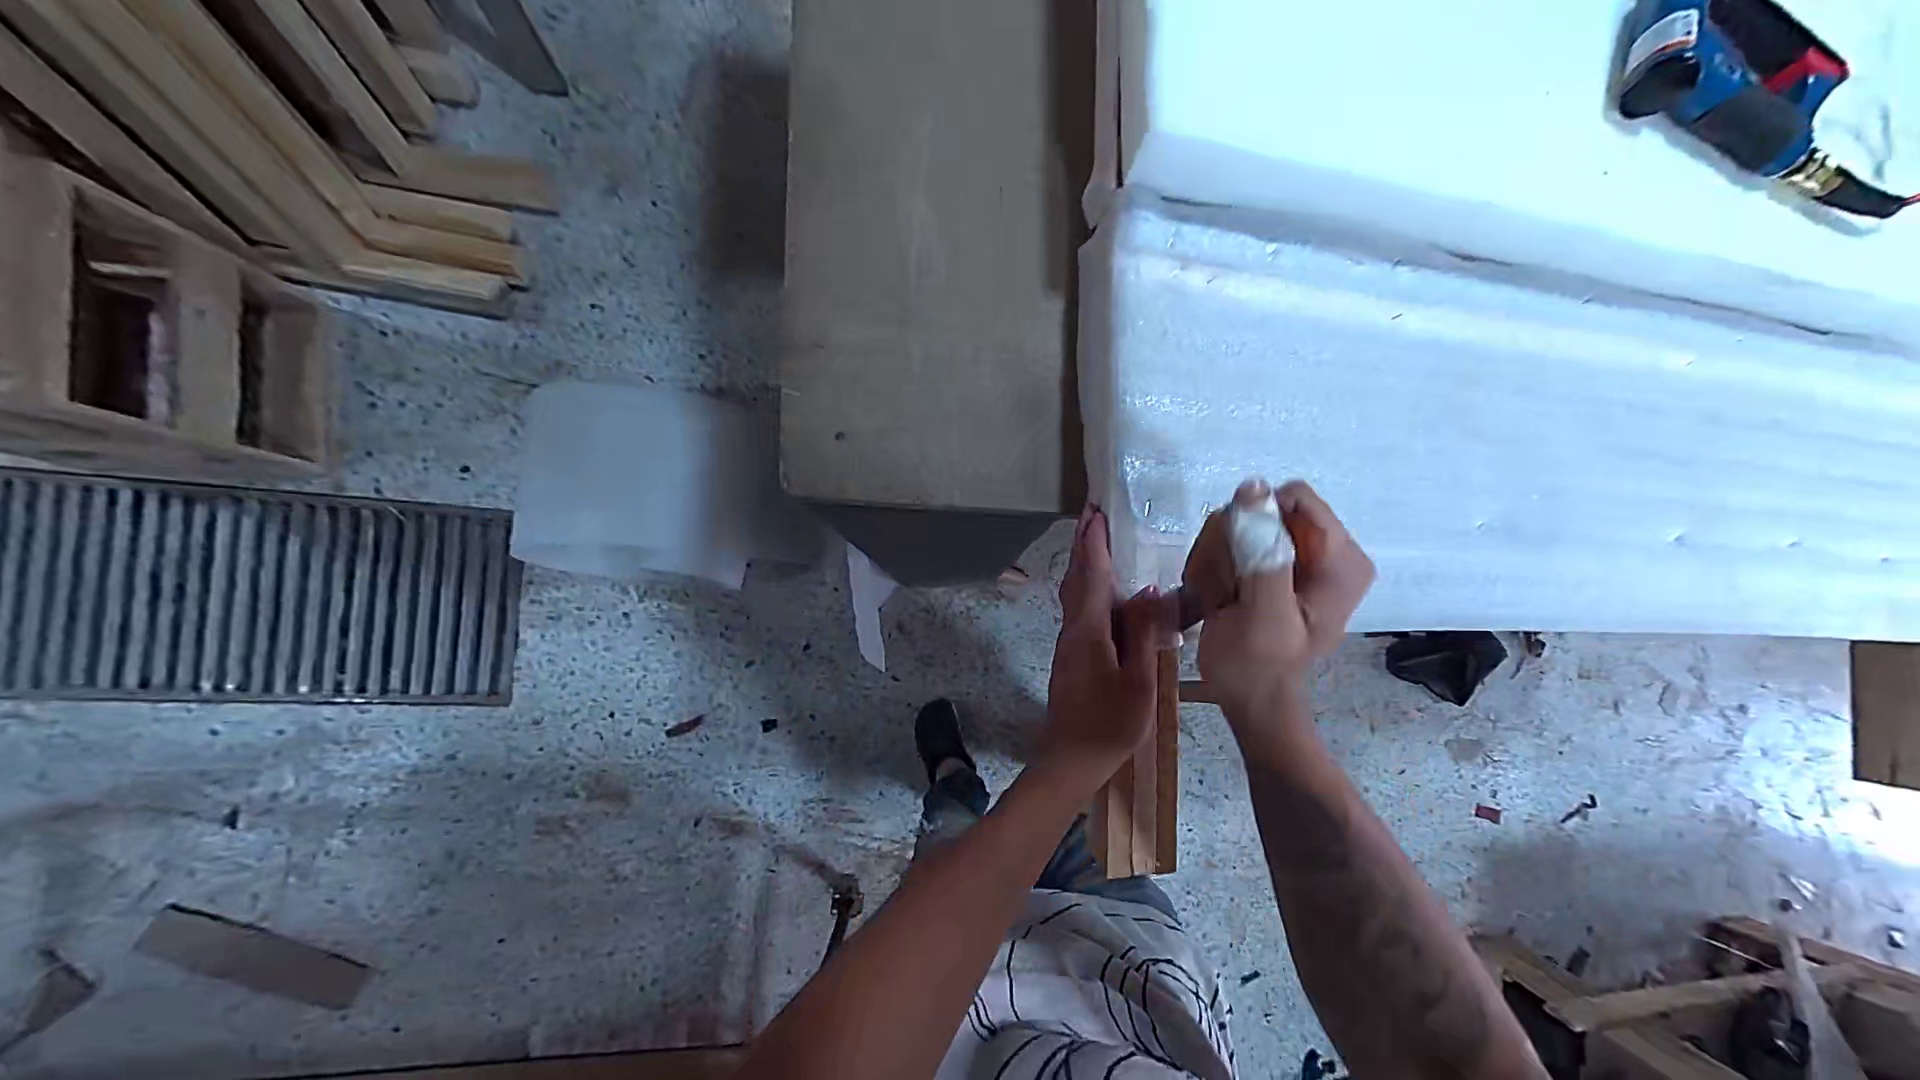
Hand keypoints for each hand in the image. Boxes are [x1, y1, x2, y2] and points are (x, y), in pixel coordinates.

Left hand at [1042, 506, 1171, 787]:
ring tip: (1098, 542)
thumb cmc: (1110, 725)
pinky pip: (1080, 610)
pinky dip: (1088, 588)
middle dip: (1083, 545)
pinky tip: (1104, 593)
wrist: (1071, 759)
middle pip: (1076, 578)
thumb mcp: (1138, 683)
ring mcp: (1069, 644)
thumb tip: (1148, 590)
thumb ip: (1143, 635)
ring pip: (1075, 593)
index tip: (1095, 513)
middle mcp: (1073, 630)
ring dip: (1084, 564)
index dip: (1093, 543)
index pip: (1091, 575)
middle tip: (1092, 515)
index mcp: (1089, 631)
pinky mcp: (1072, 656)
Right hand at [1195, 479, 1373, 714]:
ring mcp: (1290, 556)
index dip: (1254, 524)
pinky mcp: (1265, 564)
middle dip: (1229, 548)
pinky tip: (1214, 598)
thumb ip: (1263, 551)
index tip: (1238, 564)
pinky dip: (1211, 568)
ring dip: (1214, 561)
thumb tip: (1253, 488)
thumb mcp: (1265, 612)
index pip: (1294, 500)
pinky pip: (1225, 541)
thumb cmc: (1258, 665)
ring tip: (1217, 599)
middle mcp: (1321, 550)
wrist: (1248, 699)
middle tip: (1224, 592)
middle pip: (1258, 510)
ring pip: (1234, 524)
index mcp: (1340, 559)